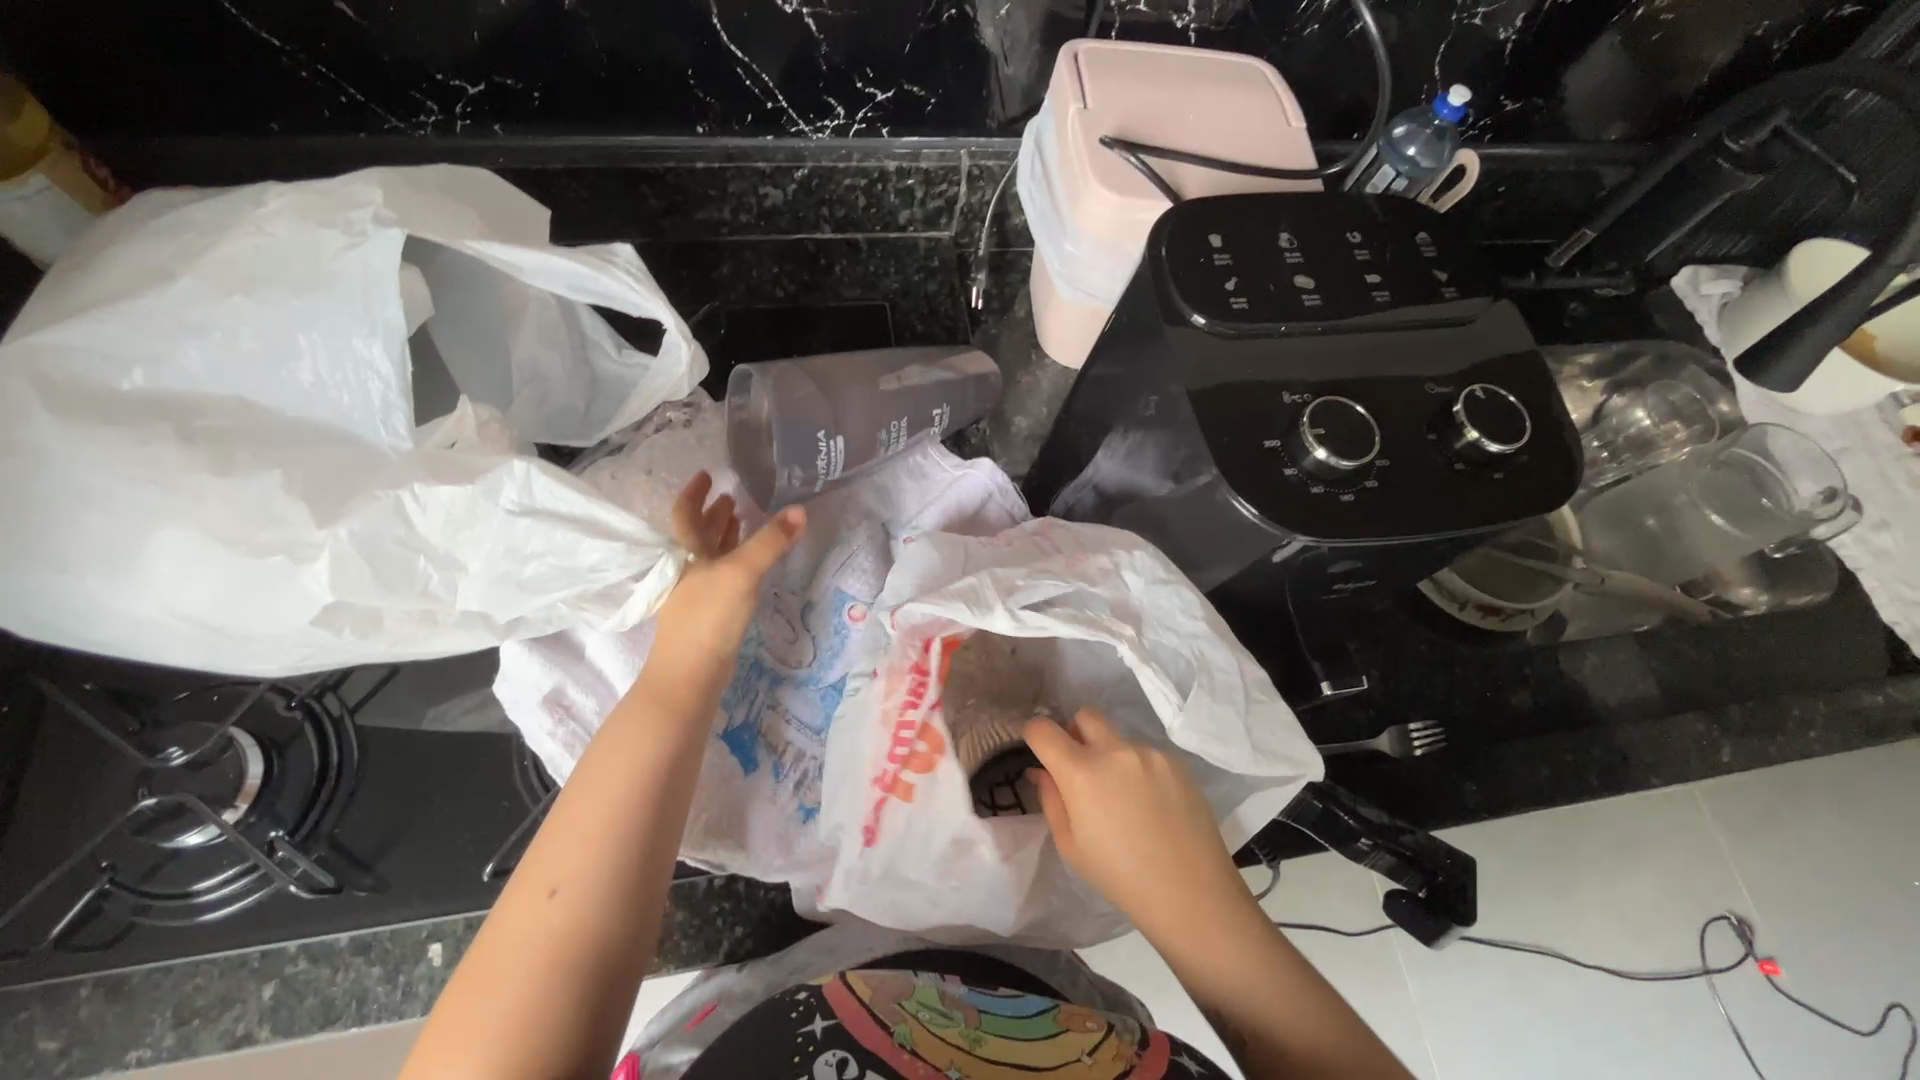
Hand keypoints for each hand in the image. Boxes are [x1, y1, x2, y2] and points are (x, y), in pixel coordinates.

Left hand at [651, 472, 804, 675]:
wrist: (691, 674)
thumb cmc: (709, 615)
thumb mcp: (742, 572)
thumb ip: (770, 541)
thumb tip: (800, 510)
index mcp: (686, 552)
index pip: (686, 513)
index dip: (695, 493)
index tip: (707, 475)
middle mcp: (688, 569)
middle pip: (698, 534)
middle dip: (715, 514)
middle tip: (733, 497)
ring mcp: (697, 592)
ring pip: (711, 555)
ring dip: (725, 536)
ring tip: (743, 520)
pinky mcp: (710, 613)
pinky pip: (723, 575)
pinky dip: (736, 561)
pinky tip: (750, 564)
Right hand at [1025, 710, 1251, 937]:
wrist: (1190, 892)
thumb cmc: (1119, 876)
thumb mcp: (1070, 845)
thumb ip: (1051, 799)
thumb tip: (1042, 771)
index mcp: (1082, 773)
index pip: (1043, 729)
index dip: (1034, 736)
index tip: (1039, 753)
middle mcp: (1116, 751)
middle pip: (1085, 716)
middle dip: (1074, 733)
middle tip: (1079, 768)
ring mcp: (1150, 754)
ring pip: (1119, 739)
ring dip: (1110, 757)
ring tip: (1124, 800)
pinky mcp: (1177, 763)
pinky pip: (1146, 755)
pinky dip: (1138, 771)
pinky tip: (1151, 806)